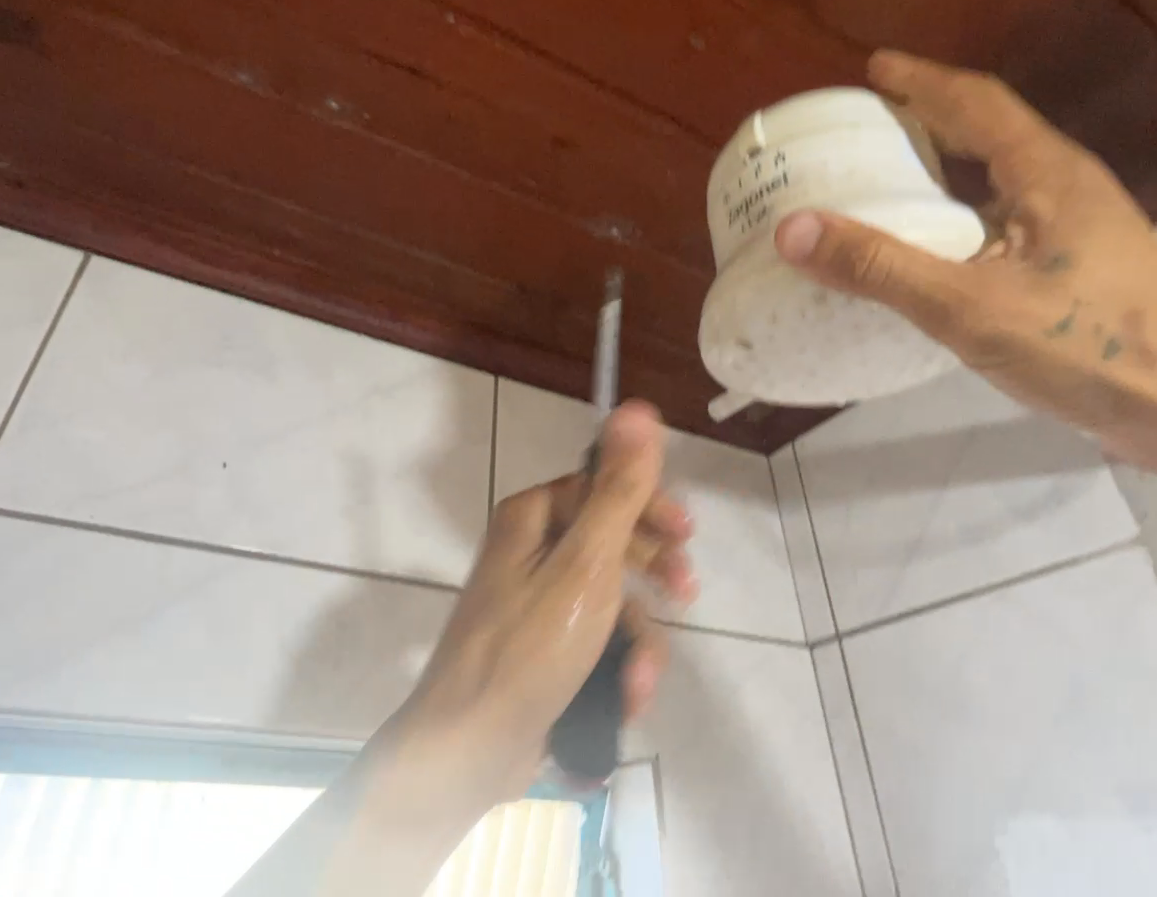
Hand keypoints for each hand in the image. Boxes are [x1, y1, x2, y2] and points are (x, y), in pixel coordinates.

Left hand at [379, 401, 693, 812]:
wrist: (469, 747)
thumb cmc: (530, 647)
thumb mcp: (586, 564)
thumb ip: (618, 491)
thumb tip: (636, 409)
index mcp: (532, 518)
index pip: (601, 488)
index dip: (649, 507)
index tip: (687, 535)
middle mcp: (530, 551)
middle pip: (610, 541)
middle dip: (651, 573)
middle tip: (686, 593)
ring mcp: (535, 603)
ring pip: (609, 599)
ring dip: (637, 638)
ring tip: (641, 679)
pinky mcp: (542, 649)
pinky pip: (594, 639)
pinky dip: (616, 665)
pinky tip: (627, 697)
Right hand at [774, 51, 1156, 466]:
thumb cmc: (1090, 347)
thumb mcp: (970, 307)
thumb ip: (880, 267)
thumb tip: (790, 228)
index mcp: (1047, 175)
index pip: (977, 104)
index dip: (922, 82)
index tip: (874, 69)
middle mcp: (1067, 190)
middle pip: (990, 136)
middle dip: (929, 123)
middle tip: (869, 130)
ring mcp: (1080, 233)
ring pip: (999, 185)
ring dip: (946, 174)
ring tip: (891, 185)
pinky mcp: (1080, 273)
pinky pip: (1004, 226)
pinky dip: (960, 221)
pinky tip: (935, 255)